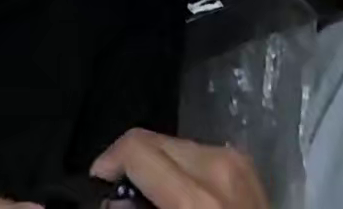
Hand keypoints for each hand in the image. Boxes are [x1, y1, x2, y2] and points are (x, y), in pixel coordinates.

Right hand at [92, 129, 269, 208]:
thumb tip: (114, 200)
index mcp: (195, 199)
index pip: (138, 147)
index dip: (108, 161)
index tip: (97, 184)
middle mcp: (218, 166)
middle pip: (155, 140)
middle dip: (132, 166)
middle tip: (120, 199)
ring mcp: (237, 161)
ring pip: (177, 144)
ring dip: (157, 168)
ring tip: (151, 201)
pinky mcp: (246, 164)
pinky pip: (200, 153)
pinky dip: (182, 171)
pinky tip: (180, 199)